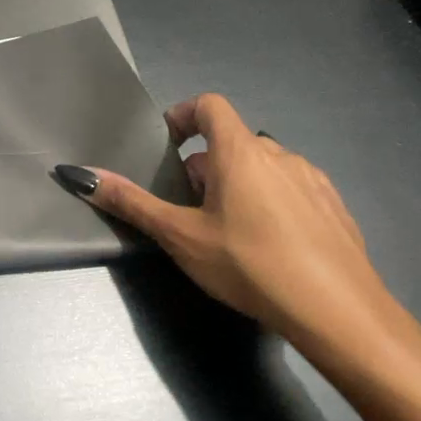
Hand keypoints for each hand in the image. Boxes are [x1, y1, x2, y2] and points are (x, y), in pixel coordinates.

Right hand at [60, 93, 396, 349]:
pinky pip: (292, 192)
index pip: (208, 105)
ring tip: (227, 232)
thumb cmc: (250, 265)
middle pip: (231, 142)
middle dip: (204, 167)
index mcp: (240, 152)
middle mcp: (279, 155)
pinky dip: (272, 205)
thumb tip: (78, 174)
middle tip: (188, 210)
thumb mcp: (179, 236)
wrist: (342, 315)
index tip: (167, 149)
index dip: (182, 117)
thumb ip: (130, 202)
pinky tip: (268, 248)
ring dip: (238, 186)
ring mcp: (314, 182)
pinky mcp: (336, 210)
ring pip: (263, 169)